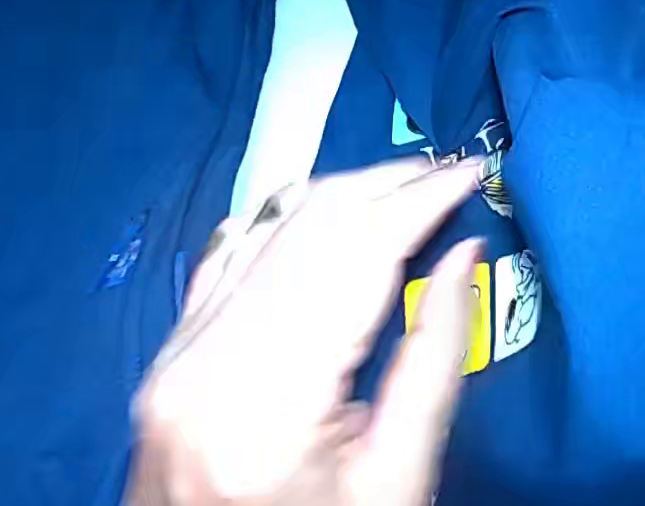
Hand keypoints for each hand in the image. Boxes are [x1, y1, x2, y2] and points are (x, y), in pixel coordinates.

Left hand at [128, 157, 484, 505]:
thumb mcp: (400, 481)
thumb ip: (438, 354)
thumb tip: (467, 251)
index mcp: (270, 409)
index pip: (361, 254)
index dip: (423, 199)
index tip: (472, 170)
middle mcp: (210, 362)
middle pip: (316, 222)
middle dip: (392, 184)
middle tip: (447, 175)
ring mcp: (181, 352)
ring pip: (278, 221)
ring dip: (352, 192)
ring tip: (408, 189)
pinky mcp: (173, 349)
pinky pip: (240, 245)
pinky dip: (295, 214)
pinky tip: (335, 210)